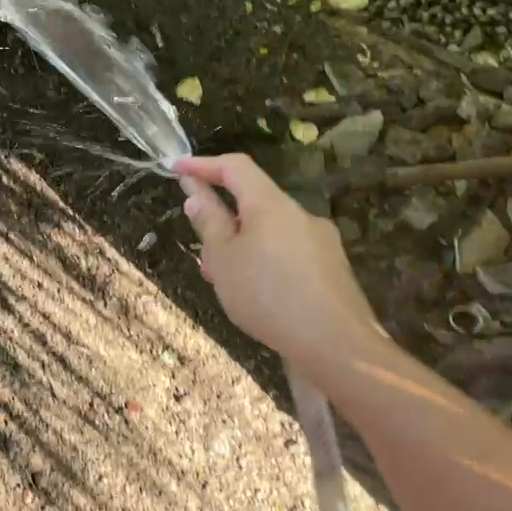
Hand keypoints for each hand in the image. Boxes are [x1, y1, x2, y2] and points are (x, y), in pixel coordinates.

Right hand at [174, 154, 382, 365]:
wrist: (336, 345)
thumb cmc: (267, 295)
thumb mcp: (223, 258)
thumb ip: (209, 222)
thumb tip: (196, 194)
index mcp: (271, 206)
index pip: (235, 168)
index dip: (203, 164)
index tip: (175, 168)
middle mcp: (300, 215)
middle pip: (253, 202)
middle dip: (223, 219)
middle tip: (203, 253)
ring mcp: (321, 242)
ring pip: (269, 231)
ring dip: (241, 245)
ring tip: (225, 280)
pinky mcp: (331, 269)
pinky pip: (287, 252)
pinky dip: (263, 261)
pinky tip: (256, 294)